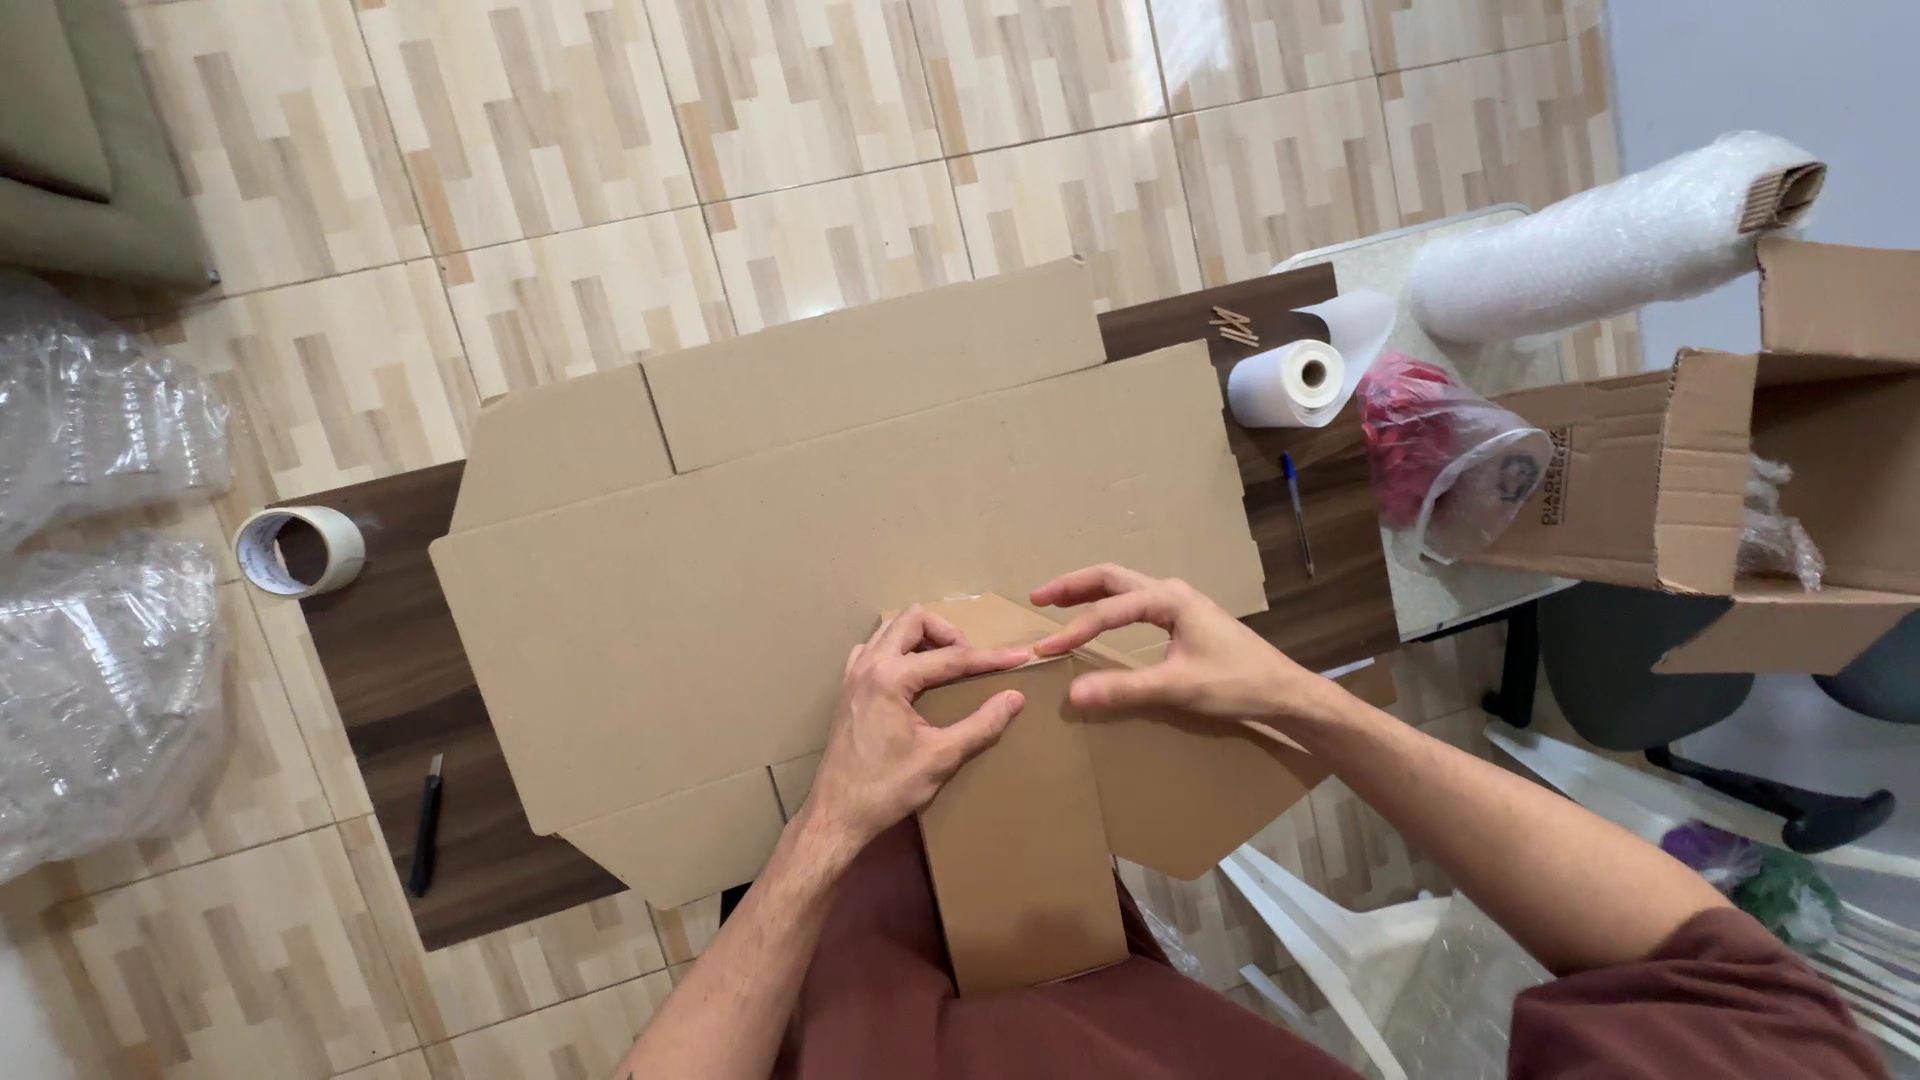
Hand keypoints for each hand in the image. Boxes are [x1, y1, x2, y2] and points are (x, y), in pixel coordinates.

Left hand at [804, 606, 1028, 851]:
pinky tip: (912, 677)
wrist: (837, 814)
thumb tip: (1014, 698)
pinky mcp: (847, 687)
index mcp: (891, 678)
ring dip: (922, 637)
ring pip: (891, 629)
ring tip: (946, 664)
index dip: (989, 657)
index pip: (950, 657)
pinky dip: (898, 651)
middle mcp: (869, 665)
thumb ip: (981, 725)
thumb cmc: (887, 789)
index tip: (1019, 657)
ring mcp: (853, 674)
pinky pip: (874, 649)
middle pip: (914, 619)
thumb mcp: (940, 758)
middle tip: (970, 660)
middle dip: (949, 633)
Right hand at [1031, 564, 1340, 724]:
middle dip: (1072, 586)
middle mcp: (1171, 591)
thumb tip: (1073, 694)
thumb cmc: (1237, 684)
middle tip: (1037, 598)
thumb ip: (1125, 689)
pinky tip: (1098, 617)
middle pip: (1110, 577)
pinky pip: (1134, 600)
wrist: (1284, 691)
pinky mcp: (1182, 617)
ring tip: (1055, 601)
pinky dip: (1107, 603)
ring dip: (1088, 591)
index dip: (1073, 630)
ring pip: (1122, 585)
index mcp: (1169, 599)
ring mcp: (1178, 602)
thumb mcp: (1178, 687)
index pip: (1109, 610)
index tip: (1046, 649)